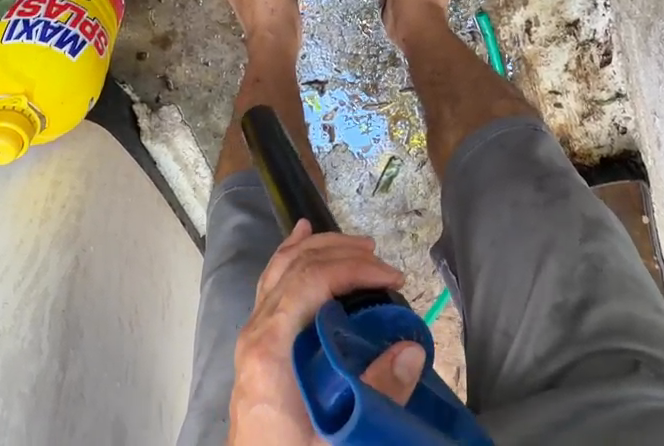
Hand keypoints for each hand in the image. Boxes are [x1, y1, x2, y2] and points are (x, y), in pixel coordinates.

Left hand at [227, 220, 429, 445]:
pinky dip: (291, 257)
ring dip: (320, 249)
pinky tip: (303, 238)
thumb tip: (411, 349)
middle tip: (382, 260)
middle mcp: (255, 331)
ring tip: (356, 245)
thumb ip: (375, 396)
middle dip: (341, 252)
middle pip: (296, 266)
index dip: (353, 268)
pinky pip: (272, 284)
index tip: (392, 276)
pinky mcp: (257, 345)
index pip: (311, 281)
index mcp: (269, 347)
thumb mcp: (338, 438)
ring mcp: (252, 335)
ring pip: (281, 269)